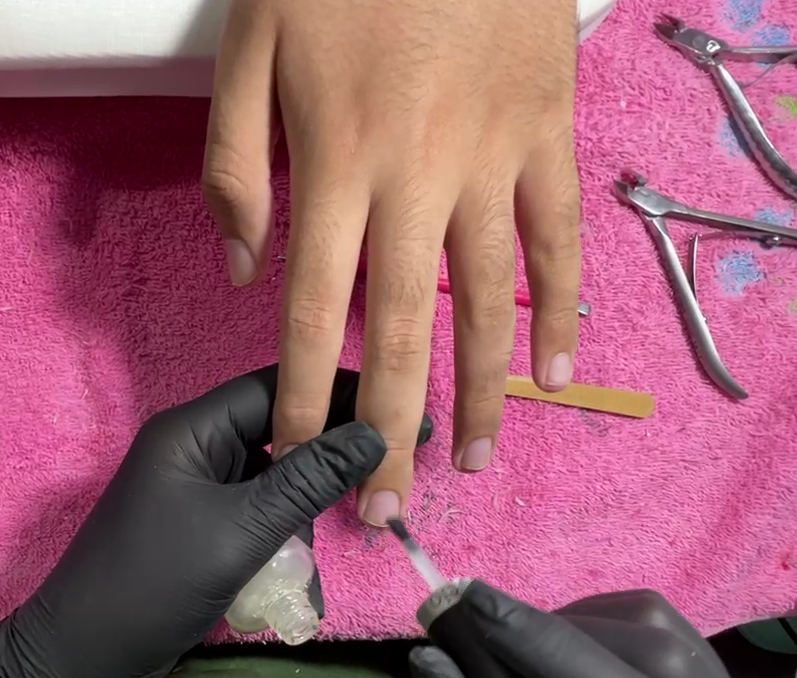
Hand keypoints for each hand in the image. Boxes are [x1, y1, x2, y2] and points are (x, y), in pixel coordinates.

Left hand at [0, 367, 387, 677]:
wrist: (83, 658)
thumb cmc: (155, 585)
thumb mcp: (240, 532)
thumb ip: (308, 481)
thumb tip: (375, 432)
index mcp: (191, 430)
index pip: (278, 390)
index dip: (341, 398)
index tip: (400, 416)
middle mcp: (193, 450)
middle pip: (279, 438)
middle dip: (325, 472)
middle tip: (382, 492)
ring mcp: (193, 491)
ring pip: (271, 488)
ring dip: (299, 525)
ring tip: (317, 567)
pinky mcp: (197, 530)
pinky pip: (252, 523)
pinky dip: (276, 550)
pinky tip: (294, 590)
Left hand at [204, 0, 582, 525]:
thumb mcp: (250, 50)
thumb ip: (234, 169)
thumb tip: (246, 274)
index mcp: (336, 167)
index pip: (316, 315)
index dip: (310, 400)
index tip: (305, 466)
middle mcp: (416, 181)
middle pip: (402, 335)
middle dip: (390, 432)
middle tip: (388, 509)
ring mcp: (492, 158)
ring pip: (487, 302)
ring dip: (477, 395)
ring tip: (469, 463)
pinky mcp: (547, 130)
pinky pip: (559, 236)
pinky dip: (562, 308)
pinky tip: (556, 375)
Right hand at [410, 585, 796, 677]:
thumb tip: (430, 653)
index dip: (555, 653)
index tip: (471, 606)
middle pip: (663, 664)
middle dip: (558, 632)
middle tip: (479, 628)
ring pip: (670, 636)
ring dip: (578, 623)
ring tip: (520, 648)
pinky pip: (676, 634)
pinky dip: (602, 625)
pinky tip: (564, 652)